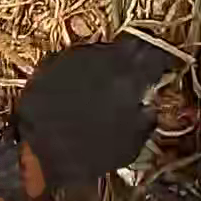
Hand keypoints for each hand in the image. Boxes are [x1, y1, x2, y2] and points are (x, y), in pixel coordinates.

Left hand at [15, 36, 174, 188]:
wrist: (33, 152)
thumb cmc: (85, 154)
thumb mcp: (128, 147)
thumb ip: (146, 121)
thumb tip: (151, 106)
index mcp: (128, 80)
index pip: (156, 58)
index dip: (164, 61)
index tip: (167, 67)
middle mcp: (105, 60)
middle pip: (132, 46)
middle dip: (140, 55)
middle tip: (142, 68)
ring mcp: (79, 56)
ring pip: (106, 47)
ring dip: (114, 58)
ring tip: (114, 76)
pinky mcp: (56, 60)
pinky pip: (81, 55)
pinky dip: (89, 64)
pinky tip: (86, 81)